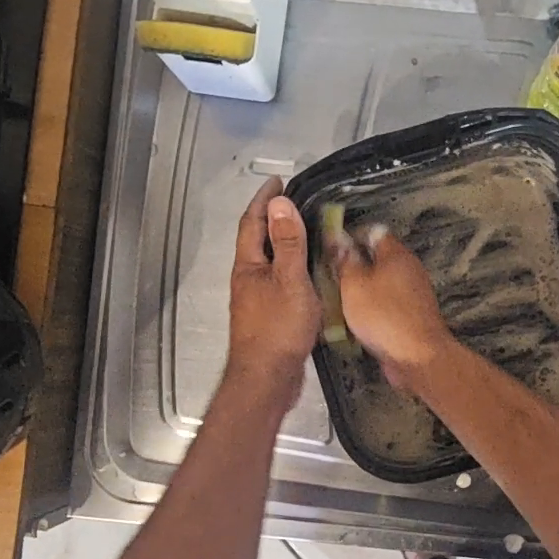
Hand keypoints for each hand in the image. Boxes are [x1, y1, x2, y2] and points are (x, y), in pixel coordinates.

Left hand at [223, 177, 320, 407]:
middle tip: (296, 203)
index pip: (252, 222)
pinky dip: (294, 270)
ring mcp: (257, 300)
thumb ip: (287, 243)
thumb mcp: (289, 280)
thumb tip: (279, 202)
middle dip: (273, 219)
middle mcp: (248, 280)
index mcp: (248, 266)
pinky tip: (310, 277)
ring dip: (284, 245)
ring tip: (307, 234)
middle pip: (258, 241)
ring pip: (270, 263)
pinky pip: (281, 283)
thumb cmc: (278, 329)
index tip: (278, 180)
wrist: (268, 379)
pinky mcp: (270, 318)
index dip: (264, 199)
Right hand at [334, 228, 455, 390]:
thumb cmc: (383, 315)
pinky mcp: (412, 315)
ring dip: (360, 290)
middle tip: (330, 276)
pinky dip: (372, 308)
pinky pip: (387, 304)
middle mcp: (409, 269)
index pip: (373, 232)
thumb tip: (337, 238)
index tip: (330, 250)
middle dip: (353, 266)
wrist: (417, 356)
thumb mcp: (354, 284)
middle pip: (377, 258)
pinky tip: (355, 320)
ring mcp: (413, 293)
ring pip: (381, 283)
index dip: (350, 237)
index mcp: (397, 254)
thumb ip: (344, 260)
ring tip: (337, 299)